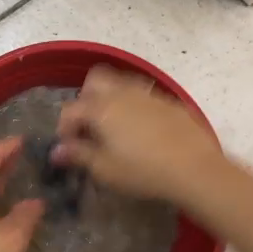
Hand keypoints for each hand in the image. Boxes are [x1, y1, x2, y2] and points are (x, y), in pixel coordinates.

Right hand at [53, 65, 223, 202]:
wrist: (196, 168)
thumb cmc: (143, 171)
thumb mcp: (105, 169)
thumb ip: (78, 155)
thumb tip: (56, 151)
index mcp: (101, 109)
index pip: (71, 110)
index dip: (64, 128)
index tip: (68, 146)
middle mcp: (122, 93)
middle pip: (95, 80)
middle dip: (86, 98)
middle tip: (89, 125)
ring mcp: (148, 94)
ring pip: (121, 84)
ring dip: (111, 99)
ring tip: (114, 126)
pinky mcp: (170, 102)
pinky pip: (144, 95)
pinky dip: (135, 106)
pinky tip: (142, 130)